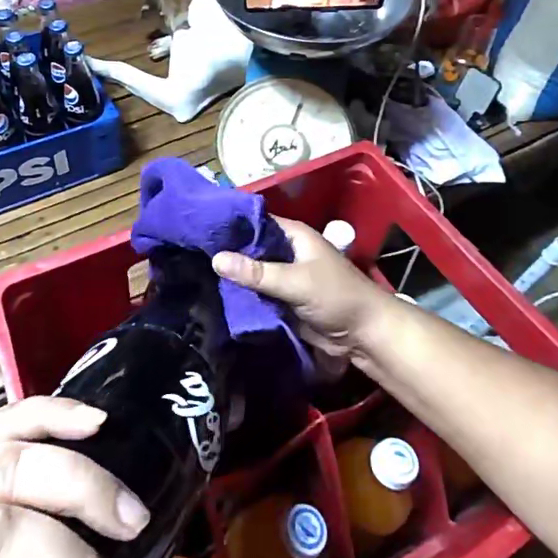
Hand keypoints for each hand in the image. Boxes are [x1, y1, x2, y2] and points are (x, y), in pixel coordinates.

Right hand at [211, 216, 394, 356]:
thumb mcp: (295, 282)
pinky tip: (214, 292)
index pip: (255, 221)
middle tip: (192, 251)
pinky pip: (256, 292)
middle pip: (250, 247)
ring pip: (252, 271)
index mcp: (293, 236)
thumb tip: (215, 258)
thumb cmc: (337, 297)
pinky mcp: (282, 298)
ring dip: (233, 275)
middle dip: (227, 251)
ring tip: (195, 271)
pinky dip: (241, 293)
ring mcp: (284, 275)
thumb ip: (257, 272)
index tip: (200, 227)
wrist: (365, 336)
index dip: (230, 223)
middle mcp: (287, 251)